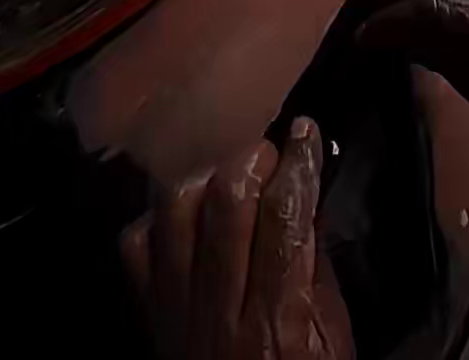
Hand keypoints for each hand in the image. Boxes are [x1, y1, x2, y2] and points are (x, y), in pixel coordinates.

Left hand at [121, 118, 353, 359]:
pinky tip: (183, 208)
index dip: (297, 167)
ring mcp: (173, 304)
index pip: (283, 222)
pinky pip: (136, 240)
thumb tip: (309, 201)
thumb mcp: (331, 346)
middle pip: (223, 204)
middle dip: (248, 160)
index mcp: (274, 323)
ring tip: (224, 166)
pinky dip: (156, 215)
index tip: (305, 130)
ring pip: (174, 209)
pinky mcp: (145, 306)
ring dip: (201, 174)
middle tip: (266, 150)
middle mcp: (218, 308)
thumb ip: (320, 274)